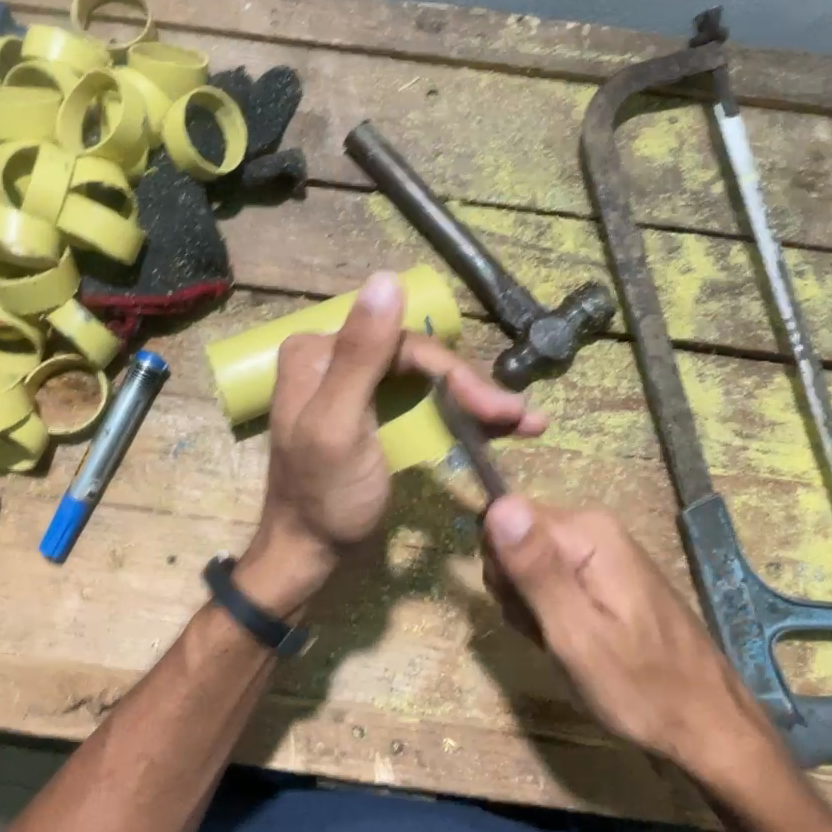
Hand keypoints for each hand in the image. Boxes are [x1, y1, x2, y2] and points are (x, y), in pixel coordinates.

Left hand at [239, 270, 546, 614]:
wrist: (308, 553)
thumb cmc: (323, 496)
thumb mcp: (338, 425)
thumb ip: (359, 355)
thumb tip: (386, 278)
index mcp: (316, 351)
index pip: (400, 342)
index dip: (452, 371)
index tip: (495, 408)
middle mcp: (333, 357)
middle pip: (417, 359)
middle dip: (471, 389)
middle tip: (520, 420)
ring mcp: (354, 385)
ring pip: (425, 378)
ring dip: (475, 400)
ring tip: (523, 424)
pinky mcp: (371, 411)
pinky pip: (420, 400)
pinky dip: (458, 413)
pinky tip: (497, 427)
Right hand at [482, 498, 776, 780]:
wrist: (709, 728)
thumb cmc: (642, 688)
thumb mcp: (576, 634)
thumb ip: (535, 569)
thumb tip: (498, 505)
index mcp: (587, 532)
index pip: (503, 518)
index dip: (501, 568)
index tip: (523, 610)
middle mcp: (595, 530)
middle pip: (516, 540)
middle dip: (516, 590)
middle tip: (547, 634)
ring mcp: (604, 555)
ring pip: (529, 566)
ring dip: (531, 609)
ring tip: (563, 646)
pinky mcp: (607, 579)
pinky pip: (553, 583)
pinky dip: (551, 616)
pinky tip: (573, 645)